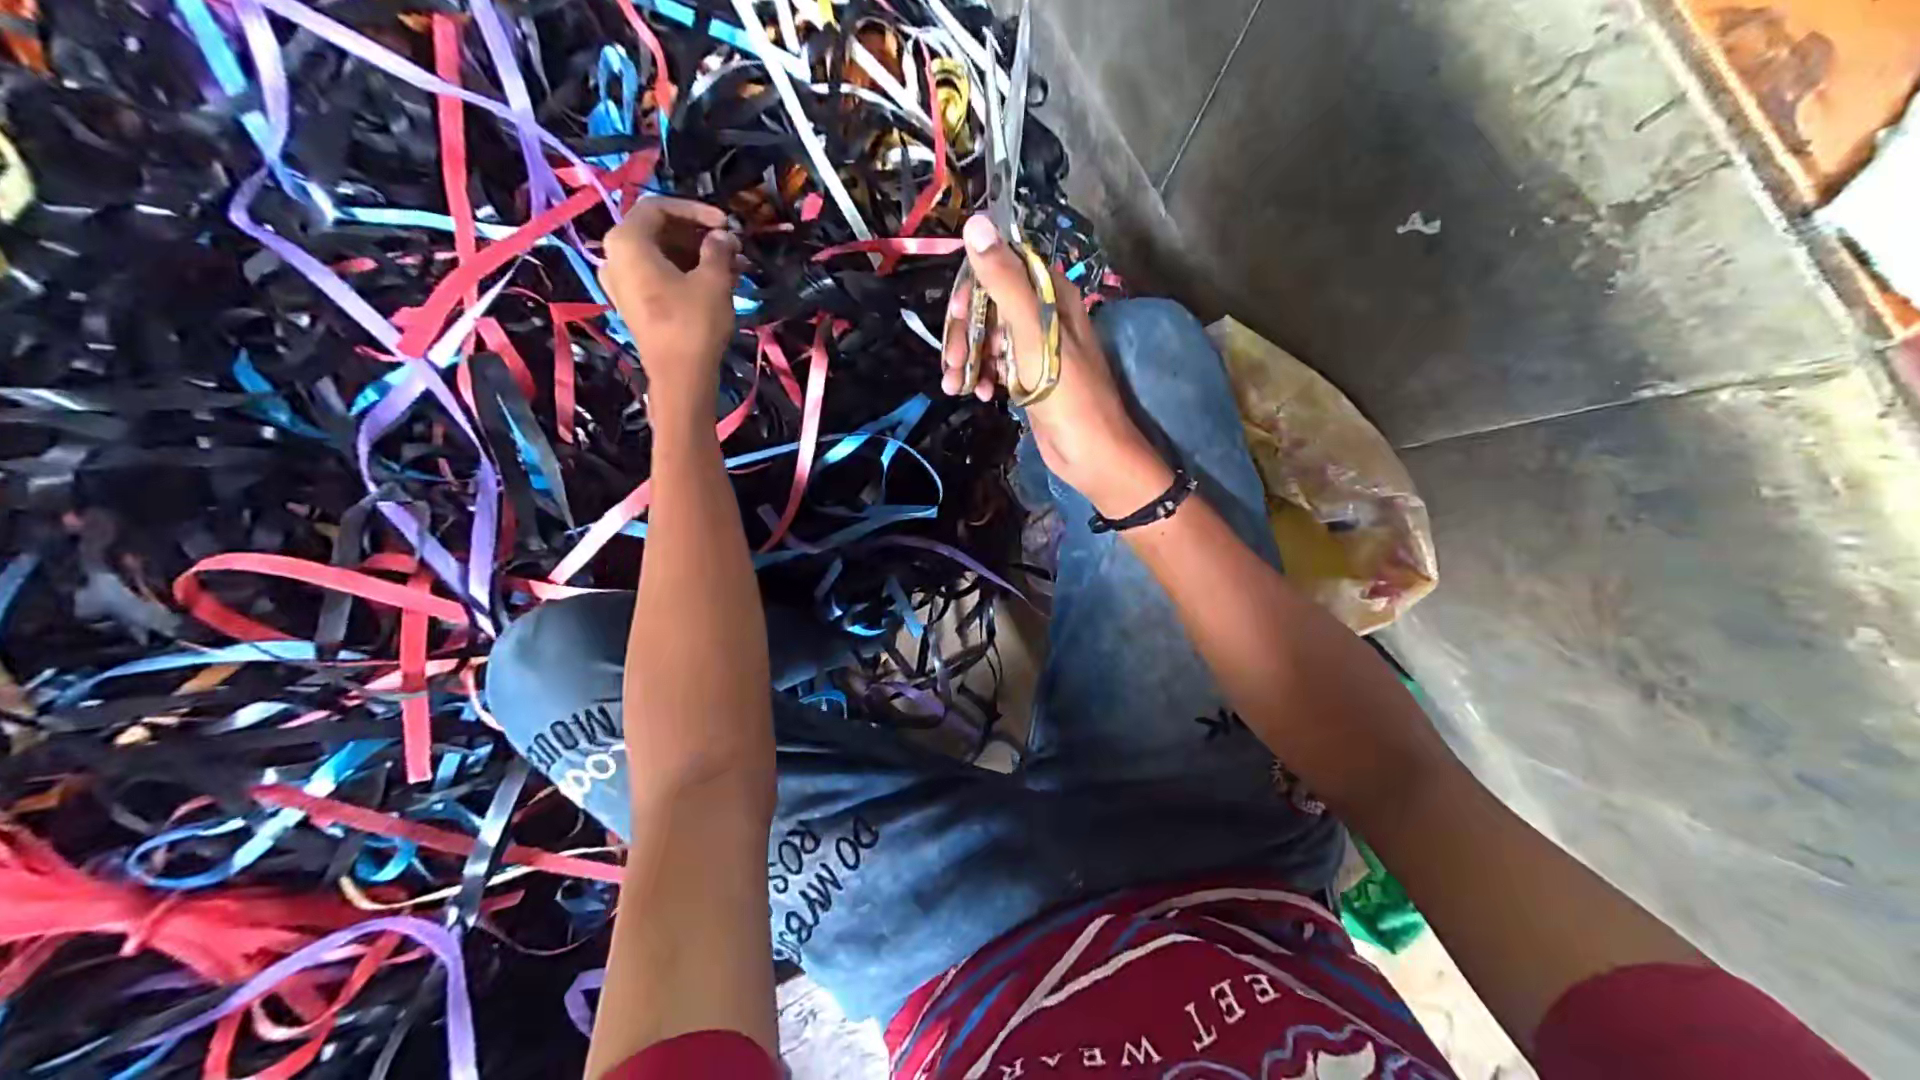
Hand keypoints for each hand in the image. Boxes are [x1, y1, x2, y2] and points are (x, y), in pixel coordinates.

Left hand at [600, 197, 741, 413]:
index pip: (659, 207)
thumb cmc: (693, 323)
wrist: (680, 377)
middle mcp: (615, 257)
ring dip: (698, 256)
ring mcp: (621, 283)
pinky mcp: (634, 305)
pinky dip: (686, 274)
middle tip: (732, 246)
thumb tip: (724, 236)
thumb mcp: (713, 280)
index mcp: (626, 241)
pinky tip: (718, 282)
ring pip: (662, 255)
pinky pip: (659, 276)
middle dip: (699, 235)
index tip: (726, 223)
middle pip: (659, 231)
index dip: (695, 210)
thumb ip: (718, 248)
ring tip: (733, 266)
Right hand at [941, 214, 1172, 516]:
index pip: (1001, 268)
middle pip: (989, 306)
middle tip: (953, 362)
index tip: (955, 315)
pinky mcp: (1028, 376)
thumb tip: (976, 224)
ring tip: (956, 384)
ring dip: (968, 358)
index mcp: (1051, 295)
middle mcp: (1044, 315)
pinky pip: (995, 365)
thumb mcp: (1032, 331)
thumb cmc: (1065, 391)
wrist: (1090, 452)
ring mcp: (1036, 347)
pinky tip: (977, 394)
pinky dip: (982, 376)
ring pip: (988, 337)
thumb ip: (1004, 279)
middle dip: (966, 332)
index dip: (972, 288)